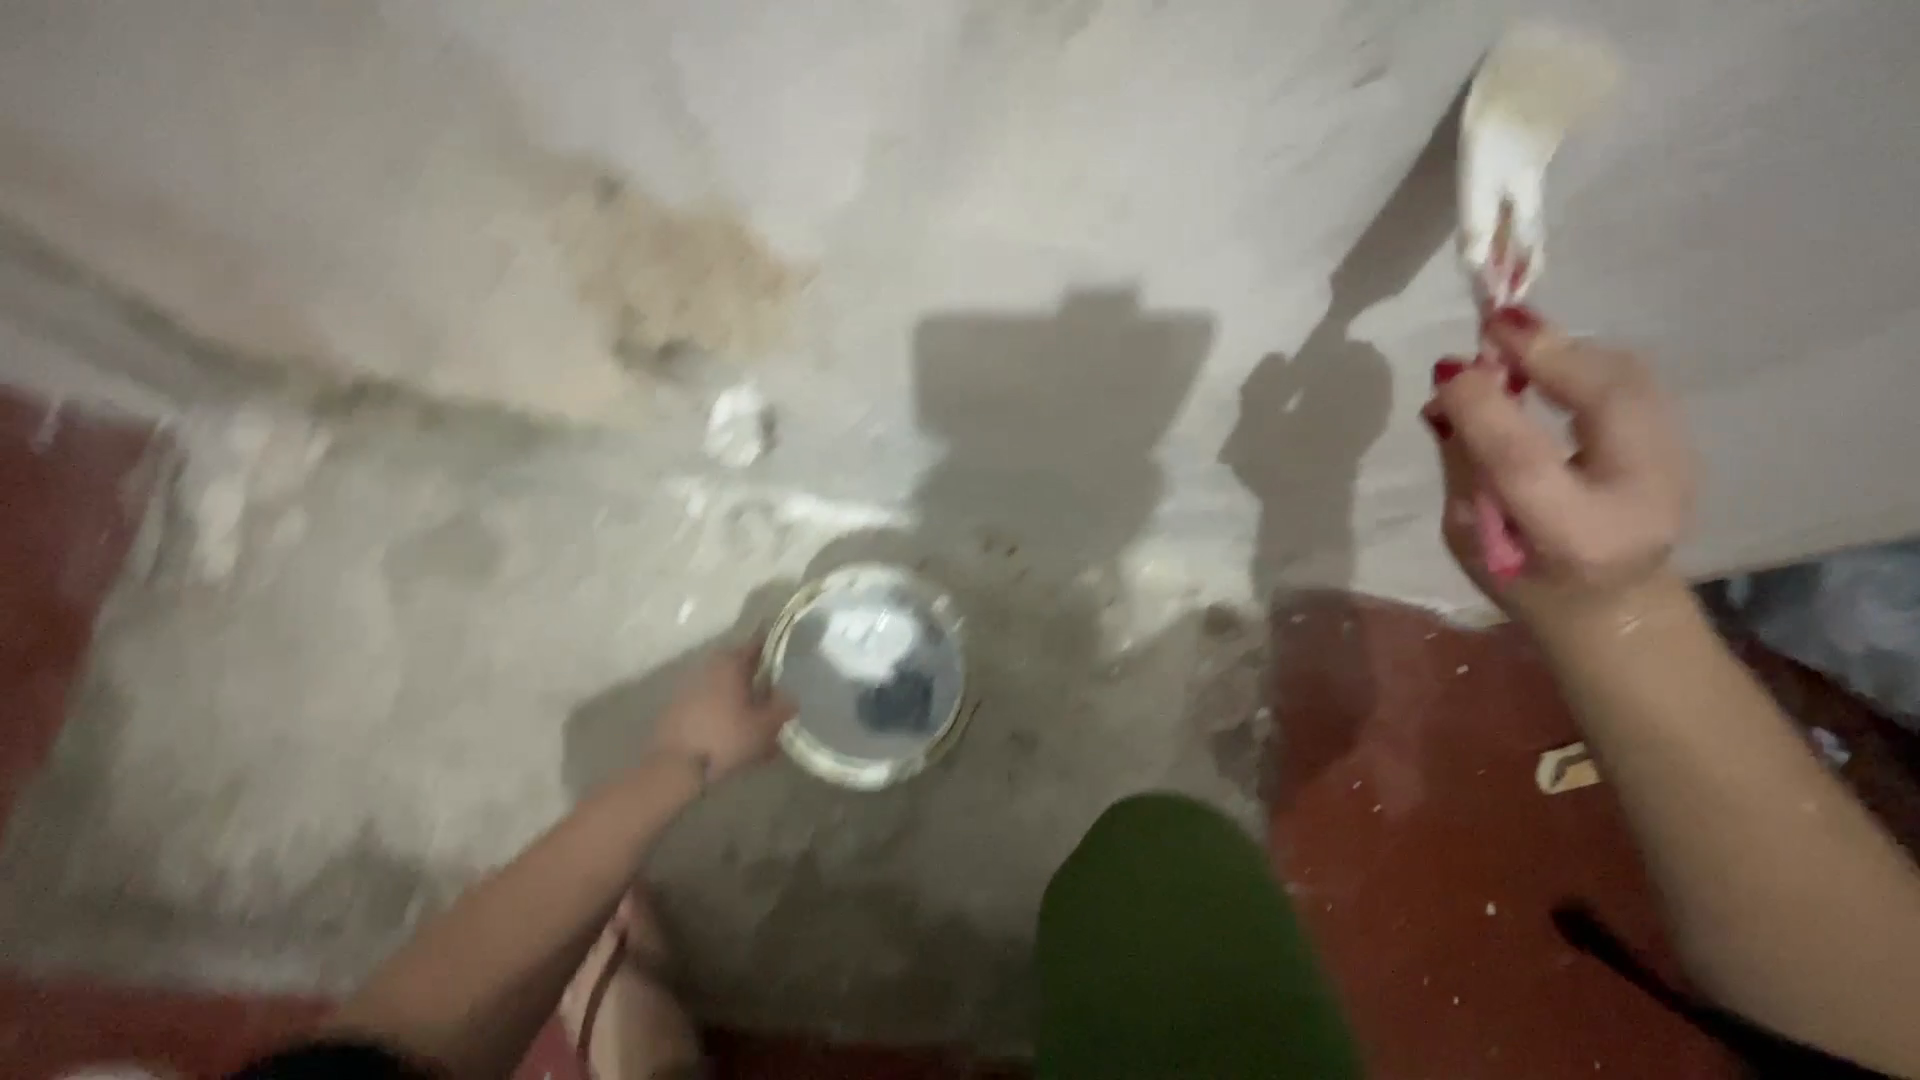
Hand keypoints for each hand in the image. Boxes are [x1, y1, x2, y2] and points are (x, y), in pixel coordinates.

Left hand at [648, 644, 796, 781]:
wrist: (673, 766)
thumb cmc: (724, 738)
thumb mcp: (764, 727)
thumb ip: (781, 709)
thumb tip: (792, 697)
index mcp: (730, 663)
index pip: (757, 644)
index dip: (774, 648)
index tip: (789, 654)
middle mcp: (708, 667)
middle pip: (739, 666)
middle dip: (756, 677)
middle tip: (775, 691)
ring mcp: (688, 687)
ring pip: (722, 686)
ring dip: (738, 696)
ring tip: (754, 717)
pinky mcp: (675, 709)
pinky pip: (707, 704)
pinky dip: (720, 712)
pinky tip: (730, 732)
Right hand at [1424, 306, 1695, 637]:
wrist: (1614, 607)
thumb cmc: (1522, 581)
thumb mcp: (1469, 537)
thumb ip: (1462, 467)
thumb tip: (1444, 399)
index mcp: (1576, 536)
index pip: (1523, 458)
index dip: (1483, 406)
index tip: (1447, 368)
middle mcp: (1643, 496)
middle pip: (1607, 399)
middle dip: (1549, 352)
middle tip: (1494, 324)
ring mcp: (1679, 465)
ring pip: (1630, 378)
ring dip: (1568, 350)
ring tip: (1515, 339)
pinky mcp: (1685, 443)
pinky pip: (1637, 381)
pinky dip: (1588, 361)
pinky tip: (1550, 360)